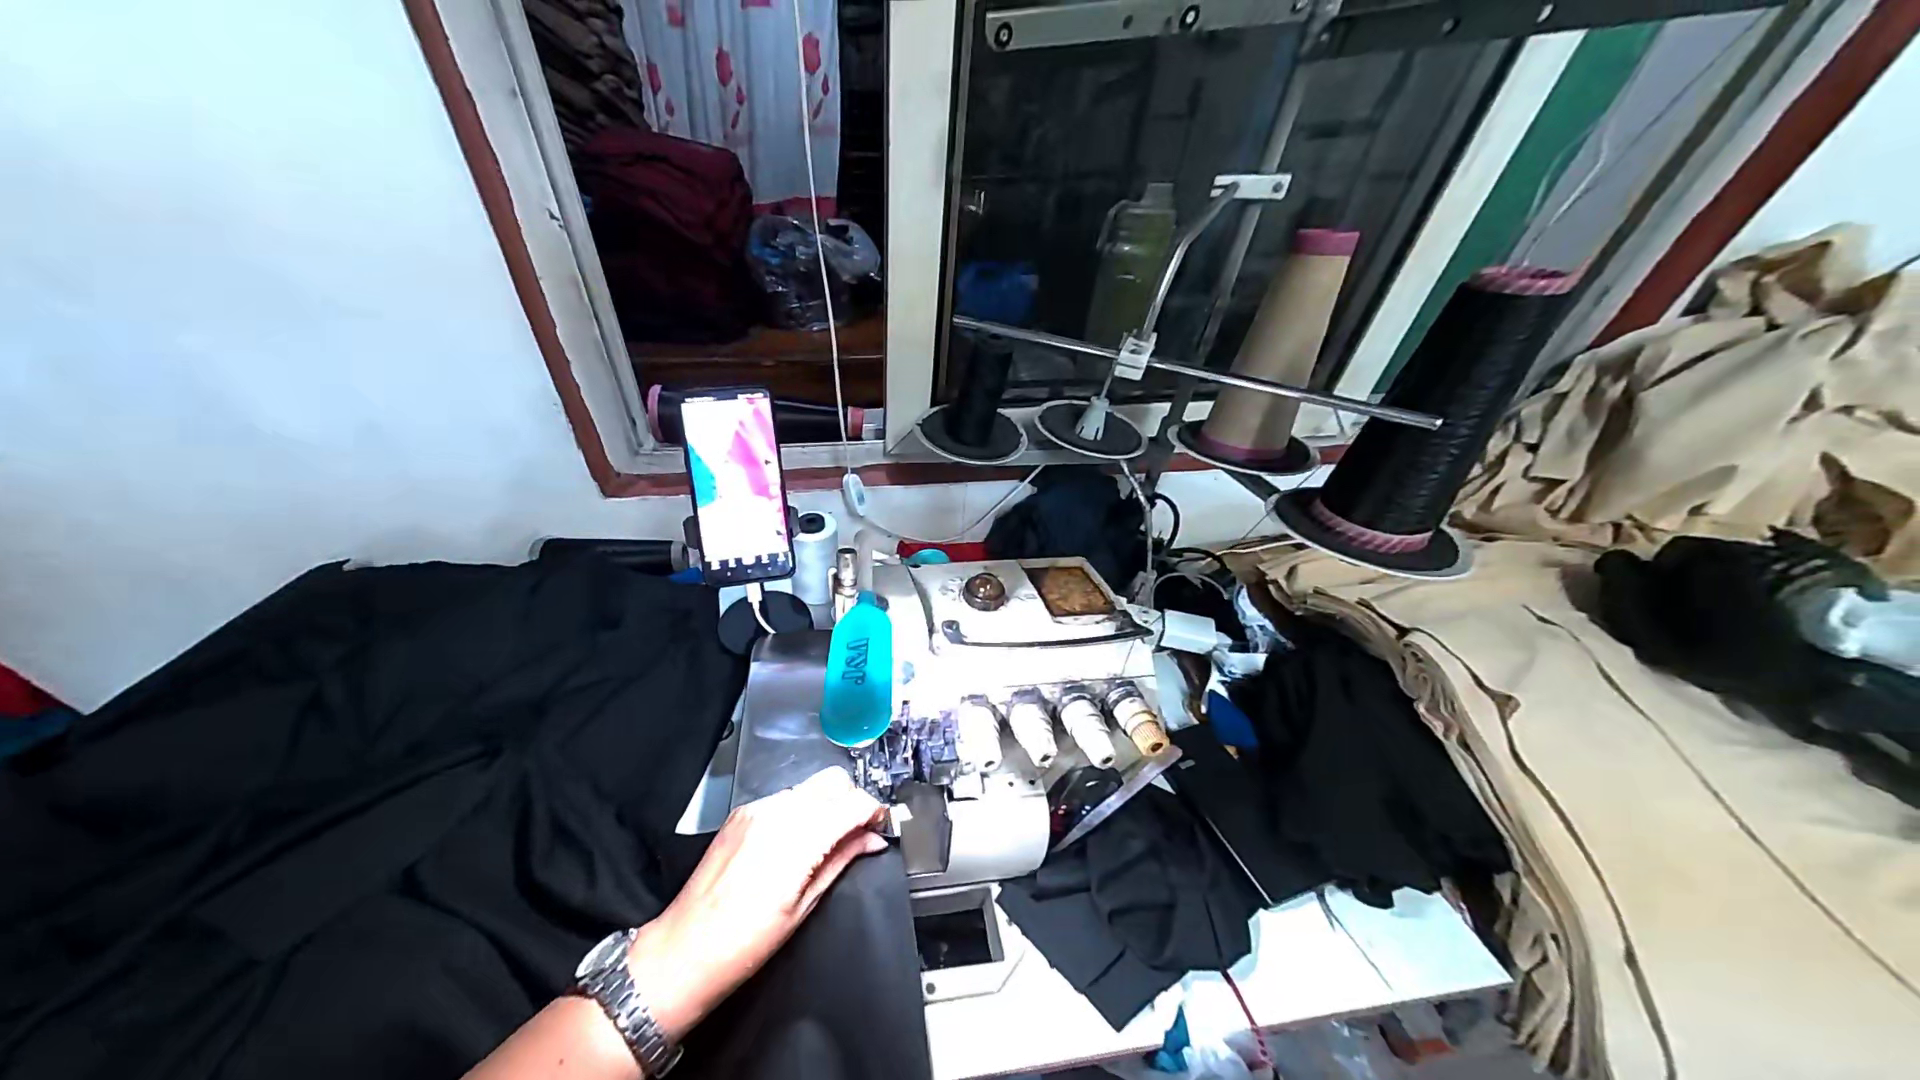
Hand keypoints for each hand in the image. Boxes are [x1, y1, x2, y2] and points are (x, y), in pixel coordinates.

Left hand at [624, 768, 886, 1041]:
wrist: (683, 950)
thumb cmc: (743, 944)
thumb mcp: (805, 906)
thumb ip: (842, 861)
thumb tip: (872, 840)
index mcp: (796, 839)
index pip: (852, 802)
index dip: (874, 811)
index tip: (881, 826)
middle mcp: (776, 813)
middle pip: (834, 782)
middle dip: (854, 801)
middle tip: (861, 830)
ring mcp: (756, 809)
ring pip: (811, 786)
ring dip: (829, 803)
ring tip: (831, 837)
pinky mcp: (742, 813)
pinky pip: (786, 797)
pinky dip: (803, 808)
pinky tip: (801, 838)